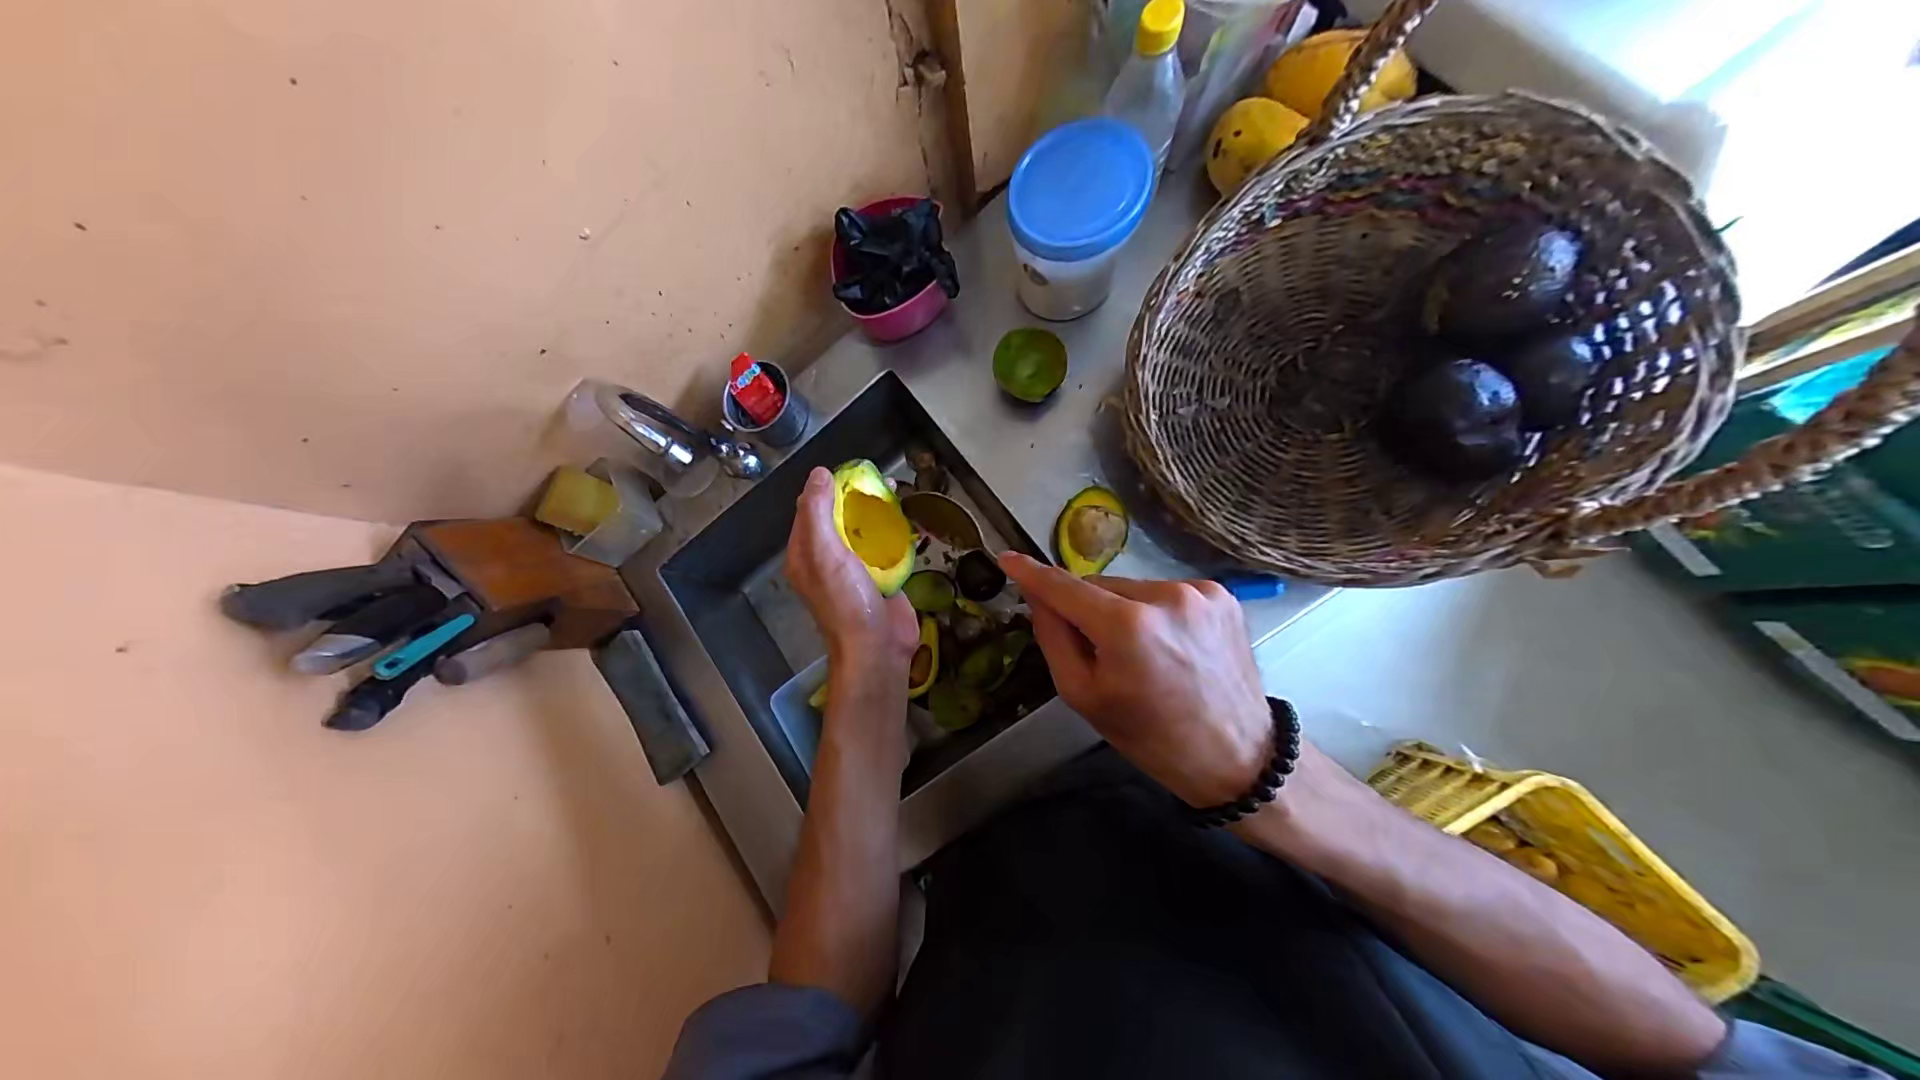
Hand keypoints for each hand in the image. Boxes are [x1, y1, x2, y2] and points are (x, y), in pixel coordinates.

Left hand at [786, 468, 919, 677]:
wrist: (878, 648)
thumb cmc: (847, 601)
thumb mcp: (824, 552)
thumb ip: (819, 512)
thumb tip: (819, 474)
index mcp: (805, 552)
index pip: (811, 508)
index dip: (829, 486)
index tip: (855, 472)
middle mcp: (826, 559)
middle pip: (839, 517)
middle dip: (858, 497)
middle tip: (883, 482)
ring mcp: (854, 570)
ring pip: (864, 530)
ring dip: (878, 512)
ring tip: (897, 494)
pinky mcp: (879, 578)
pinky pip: (884, 548)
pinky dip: (894, 532)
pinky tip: (908, 521)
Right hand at [999, 553, 1272, 806]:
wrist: (1237, 755)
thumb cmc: (1151, 736)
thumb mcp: (1084, 697)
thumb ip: (1054, 639)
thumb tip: (1038, 596)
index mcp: (1127, 627)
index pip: (1065, 587)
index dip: (1032, 574)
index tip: (1006, 558)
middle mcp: (1165, 595)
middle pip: (1099, 587)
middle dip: (1088, 610)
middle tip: (1100, 653)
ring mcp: (1199, 592)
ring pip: (1133, 588)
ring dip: (1124, 610)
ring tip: (1144, 654)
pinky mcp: (1222, 594)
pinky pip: (1166, 592)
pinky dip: (1156, 612)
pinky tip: (1171, 645)